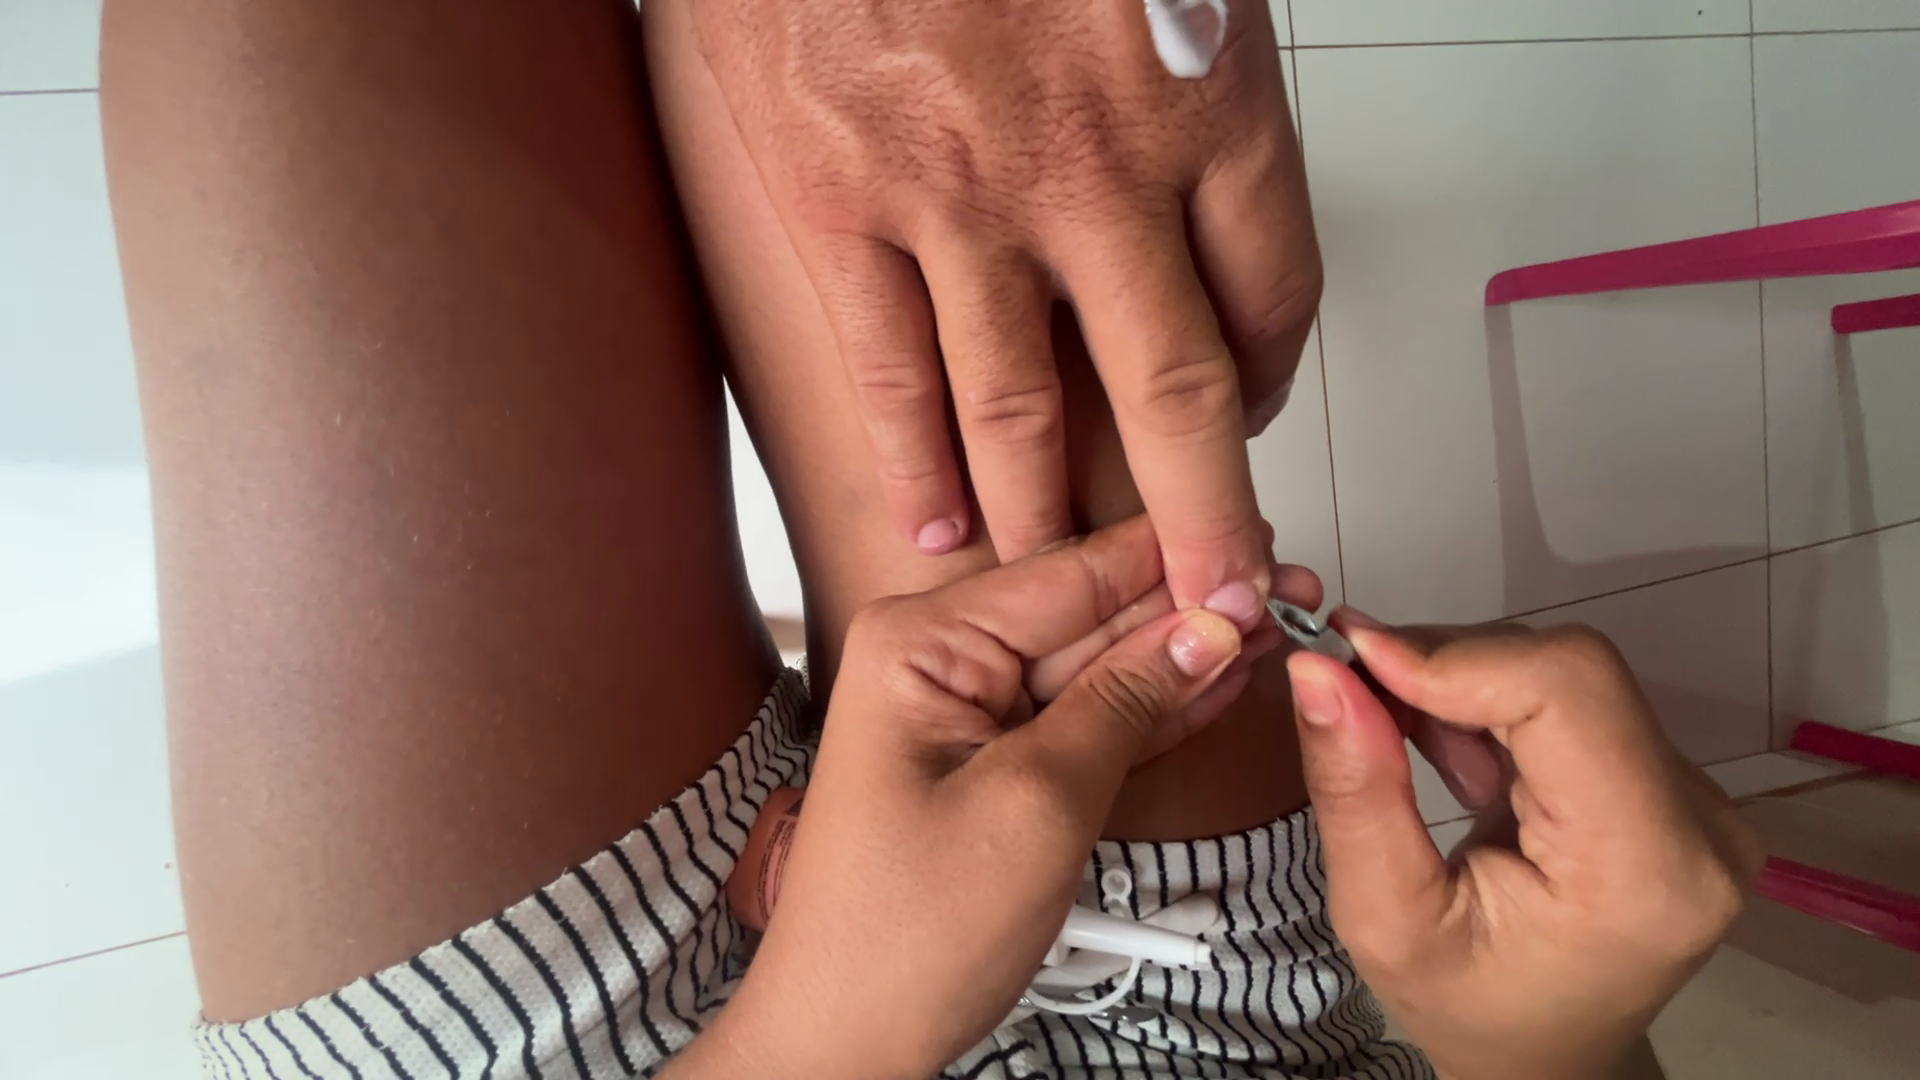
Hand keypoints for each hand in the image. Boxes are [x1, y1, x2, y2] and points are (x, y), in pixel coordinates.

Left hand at [662, 518, 1270, 1079]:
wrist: (851, 1032)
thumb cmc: (906, 931)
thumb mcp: (1035, 803)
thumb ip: (1121, 704)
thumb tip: (1201, 630)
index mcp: (923, 639)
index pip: (1068, 576)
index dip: (1169, 562)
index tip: (1253, 552)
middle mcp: (940, 654)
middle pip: (1085, 614)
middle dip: (1183, 609)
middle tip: (1281, 594)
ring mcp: (968, 704)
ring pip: (1092, 665)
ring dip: (1177, 657)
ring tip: (1267, 632)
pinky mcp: (993, 751)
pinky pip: (1079, 715)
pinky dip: (1145, 708)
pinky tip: (1211, 684)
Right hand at [692, 0, 1319, 614]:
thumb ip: (1200, 87)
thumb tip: (1201, 210)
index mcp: (1194, 94)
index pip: (1266, 290)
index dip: (1267, 382)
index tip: (1251, 419)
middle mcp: (1087, 172)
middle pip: (1170, 390)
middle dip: (1198, 513)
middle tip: (1213, 593)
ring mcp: (959, 203)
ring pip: (1021, 407)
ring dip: (1043, 511)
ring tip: (1053, 576)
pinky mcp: (845, 211)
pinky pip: (894, 372)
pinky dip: (916, 465)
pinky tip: (935, 528)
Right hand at [1287, 618, 1762, 1079]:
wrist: (1542, 1052)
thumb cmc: (1461, 1003)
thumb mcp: (1380, 913)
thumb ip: (1353, 789)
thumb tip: (1314, 668)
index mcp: (1640, 865)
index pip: (1564, 690)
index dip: (1451, 655)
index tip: (1347, 656)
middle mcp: (1692, 816)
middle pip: (1559, 670)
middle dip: (1436, 662)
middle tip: (1345, 690)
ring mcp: (1683, 792)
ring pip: (1549, 669)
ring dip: (1446, 678)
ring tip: (1385, 731)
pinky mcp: (1652, 777)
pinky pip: (1551, 693)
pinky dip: (1469, 694)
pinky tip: (1432, 742)